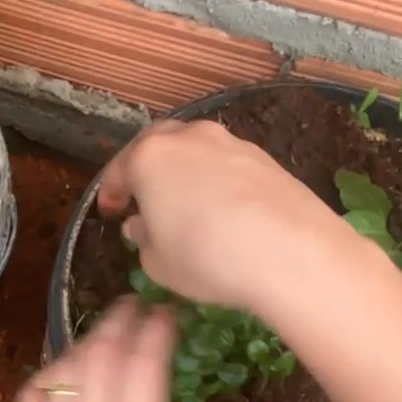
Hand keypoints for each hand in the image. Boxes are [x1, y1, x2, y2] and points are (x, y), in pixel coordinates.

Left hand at [14, 299, 207, 401]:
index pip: (146, 368)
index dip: (157, 333)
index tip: (167, 316)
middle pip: (104, 354)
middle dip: (122, 321)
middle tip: (134, 307)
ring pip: (69, 366)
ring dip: (89, 340)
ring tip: (106, 332)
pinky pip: (34, 389)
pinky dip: (52, 370)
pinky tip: (67, 367)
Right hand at [96, 119, 355, 311]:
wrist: (291, 252)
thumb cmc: (205, 257)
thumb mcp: (156, 262)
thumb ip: (143, 239)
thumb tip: (142, 225)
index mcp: (150, 158)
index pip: (118, 169)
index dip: (110, 193)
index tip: (110, 212)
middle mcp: (189, 138)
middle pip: (157, 145)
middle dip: (144, 169)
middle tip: (142, 199)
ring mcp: (230, 143)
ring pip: (194, 150)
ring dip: (182, 172)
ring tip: (183, 206)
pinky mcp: (265, 157)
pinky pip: (225, 164)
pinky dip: (214, 181)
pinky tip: (220, 212)